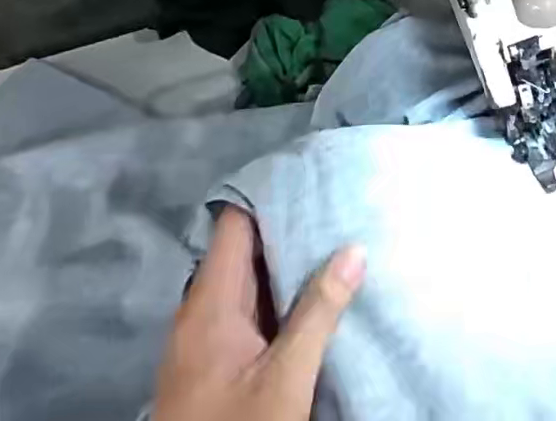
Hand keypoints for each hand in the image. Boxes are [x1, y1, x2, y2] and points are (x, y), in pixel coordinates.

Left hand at [153, 206, 365, 420]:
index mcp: (208, 303)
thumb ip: (319, 311)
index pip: (235, 224)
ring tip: (333, 232)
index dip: (268, 195)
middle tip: (334, 201)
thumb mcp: (285, 380)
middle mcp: (201, 310)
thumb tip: (355, 247)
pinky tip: (314, 288)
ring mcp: (206, 339)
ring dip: (286, 260)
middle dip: (287, 225)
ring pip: (248, 280)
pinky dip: (279, 293)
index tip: (309, 176)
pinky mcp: (217, 363)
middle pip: (242, 248)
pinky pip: (249, 309)